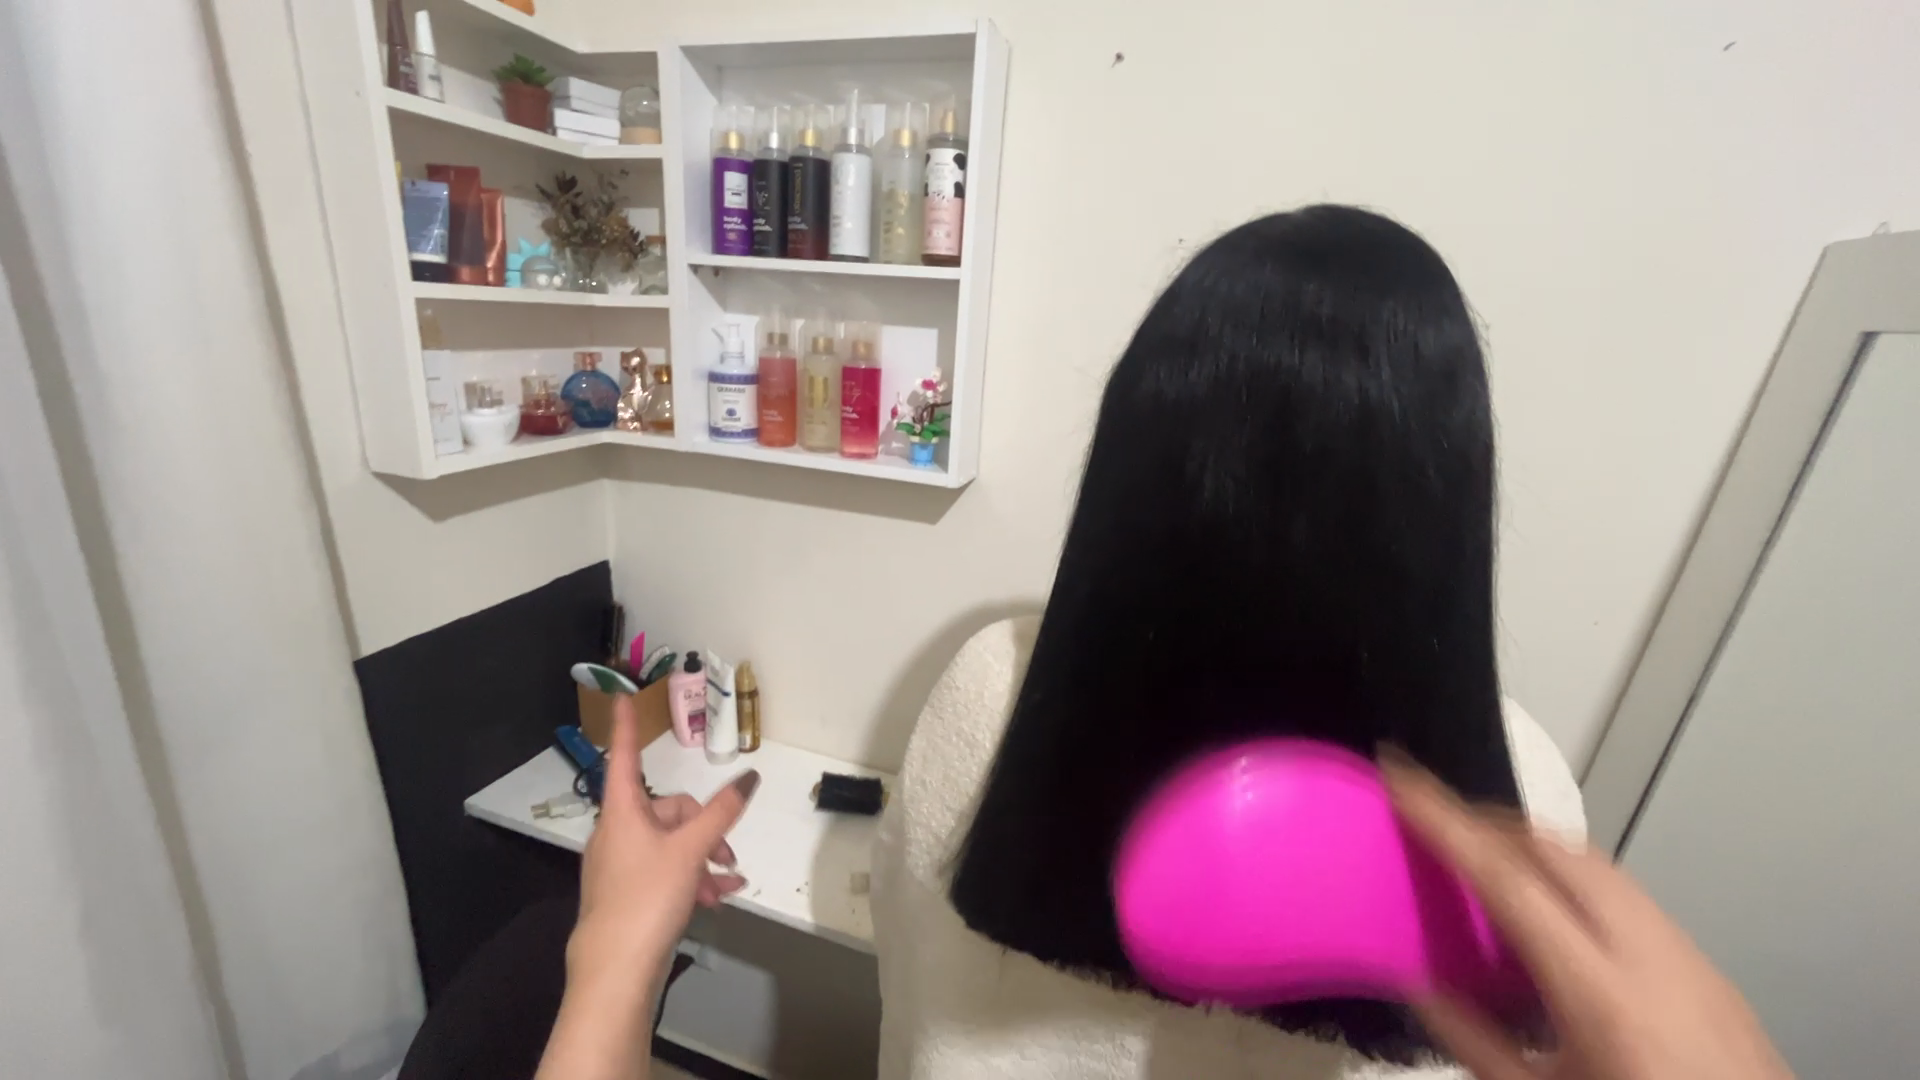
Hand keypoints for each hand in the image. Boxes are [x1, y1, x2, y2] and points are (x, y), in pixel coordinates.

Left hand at [568, 695, 758, 988]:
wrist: (615, 973)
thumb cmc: (646, 897)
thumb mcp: (691, 850)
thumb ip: (723, 812)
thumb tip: (750, 777)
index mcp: (623, 813)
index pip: (623, 758)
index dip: (624, 727)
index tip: (621, 697)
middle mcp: (618, 833)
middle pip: (669, 811)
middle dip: (706, 828)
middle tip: (728, 855)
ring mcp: (622, 866)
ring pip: (674, 845)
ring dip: (706, 858)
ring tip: (729, 883)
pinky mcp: (631, 895)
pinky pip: (669, 871)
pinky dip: (694, 879)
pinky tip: (720, 898)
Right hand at [1381, 757, 1792, 1079]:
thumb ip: (1471, 1038)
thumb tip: (1413, 981)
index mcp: (1600, 991)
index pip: (1507, 877)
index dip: (1446, 821)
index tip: (1401, 777)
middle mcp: (1648, 955)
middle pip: (1553, 847)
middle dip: (1484, 817)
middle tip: (1430, 816)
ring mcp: (1686, 955)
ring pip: (1591, 858)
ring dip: (1525, 840)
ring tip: (1477, 850)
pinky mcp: (1707, 966)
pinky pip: (1620, 888)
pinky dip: (1564, 870)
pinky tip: (1543, 903)